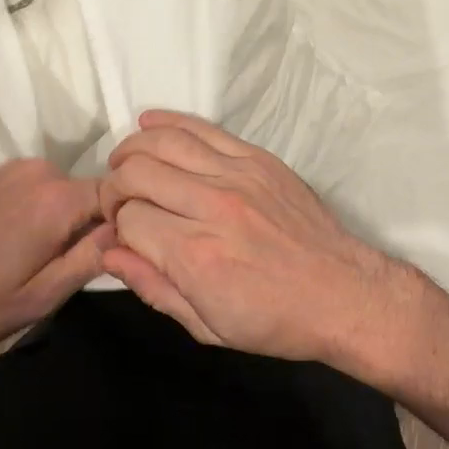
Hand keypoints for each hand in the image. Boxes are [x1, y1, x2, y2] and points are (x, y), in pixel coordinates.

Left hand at [0, 158, 112, 357]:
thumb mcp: (42, 297)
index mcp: (56, 199)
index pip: (118, 193)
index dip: (126, 219)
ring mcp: (17, 167)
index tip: (122, 249)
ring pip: (69, 188)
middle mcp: (41, 171)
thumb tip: (130, 227)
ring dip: (69, 216)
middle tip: (77, 264)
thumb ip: (92, 258)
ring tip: (48, 255)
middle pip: (93, 191)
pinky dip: (46, 206)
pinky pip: (44, 184)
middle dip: (94, 222)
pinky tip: (24, 239)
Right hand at [100, 109, 407, 366]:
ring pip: (167, 141)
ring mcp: (238, 175)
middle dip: (115, 185)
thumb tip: (109, 251)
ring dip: (135, 147)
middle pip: (139, 172)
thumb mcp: (205, 326)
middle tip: (117, 200)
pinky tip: (150, 122)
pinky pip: (206, 129)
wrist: (339, 292)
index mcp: (196, 255)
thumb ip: (152, 286)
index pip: (128, 219)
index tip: (121, 235)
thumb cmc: (272, 320)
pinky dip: (171, 122)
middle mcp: (212, 206)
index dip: (116, 226)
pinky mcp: (259, 158)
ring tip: (124, 161)